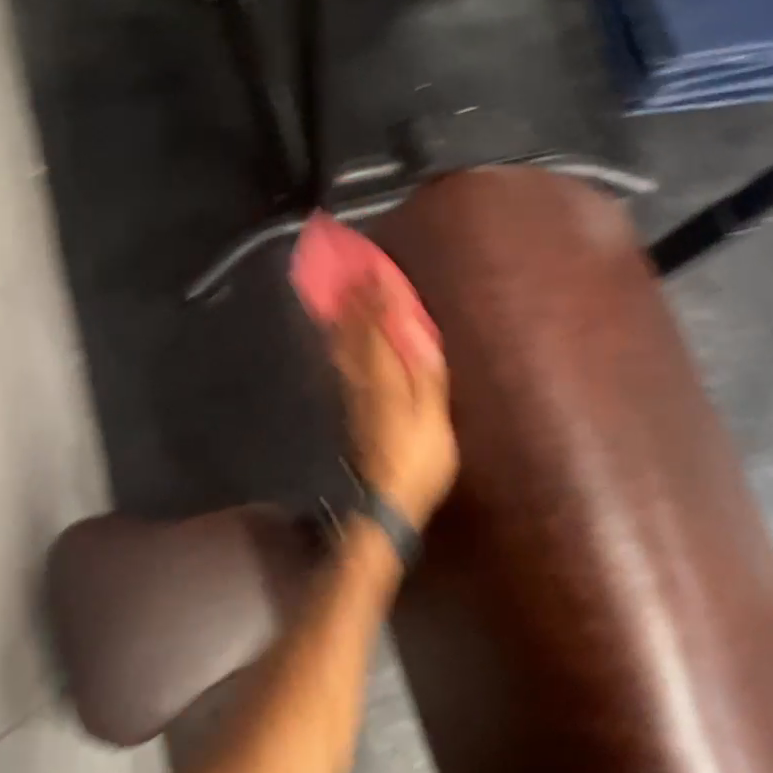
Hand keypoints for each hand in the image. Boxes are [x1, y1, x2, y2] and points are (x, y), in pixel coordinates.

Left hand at [326, 281, 457, 528]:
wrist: (386, 502)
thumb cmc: (418, 462)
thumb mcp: (433, 421)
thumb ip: (427, 377)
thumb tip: (418, 335)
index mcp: (386, 380)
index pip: (378, 330)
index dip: (376, 300)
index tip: (374, 270)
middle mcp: (364, 381)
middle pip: (355, 334)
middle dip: (354, 302)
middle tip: (351, 271)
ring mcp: (355, 395)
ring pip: (343, 347)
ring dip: (342, 318)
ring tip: (340, 294)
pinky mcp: (353, 407)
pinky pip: (343, 363)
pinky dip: (340, 341)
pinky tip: (338, 337)